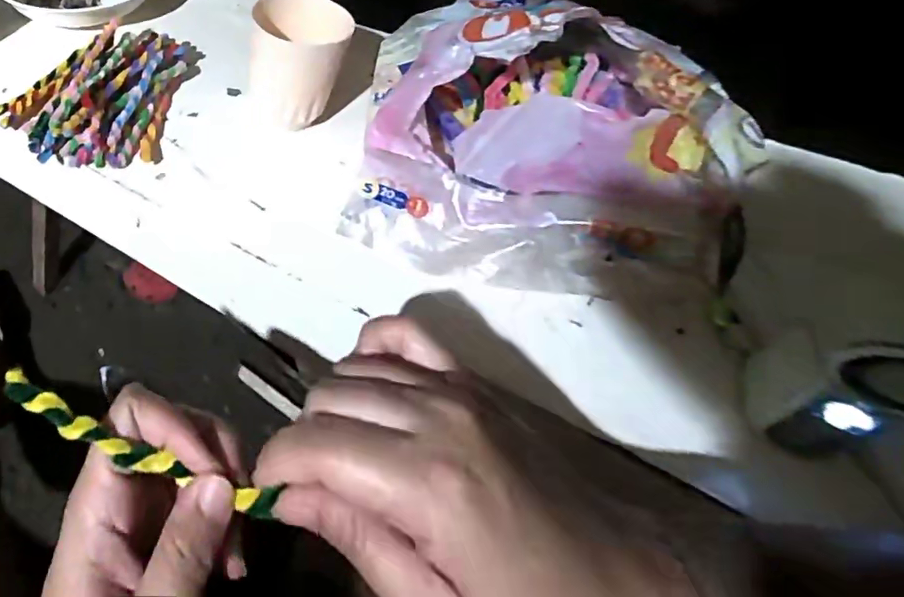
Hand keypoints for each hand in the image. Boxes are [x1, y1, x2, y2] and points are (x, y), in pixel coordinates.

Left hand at [44, 383, 247, 596]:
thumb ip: (180, 553)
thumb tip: (219, 480)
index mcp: (98, 498)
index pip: (129, 415)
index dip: (172, 422)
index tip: (213, 470)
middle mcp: (123, 489)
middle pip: (169, 426)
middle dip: (213, 454)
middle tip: (239, 512)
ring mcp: (147, 508)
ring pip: (193, 456)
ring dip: (226, 488)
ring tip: (237, 555)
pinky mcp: (168, 530)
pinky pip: (203, 495)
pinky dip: (227, 516)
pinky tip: (235, 566)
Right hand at [254, 316, 696, 596]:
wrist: (633, 587)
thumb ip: (358, 542)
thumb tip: (288, 497)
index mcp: (428, 484)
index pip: (312, 445)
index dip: (275, 467)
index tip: (270, 495)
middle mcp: (435, 415)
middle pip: (325, 399)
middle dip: (304, 442)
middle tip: (317, 488)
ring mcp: (455, 386)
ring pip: (351, 367)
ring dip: (332, 406)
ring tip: (346, 453)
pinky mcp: (471, 376)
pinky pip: (398, 332)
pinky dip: (369, 352)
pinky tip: (372, 390)